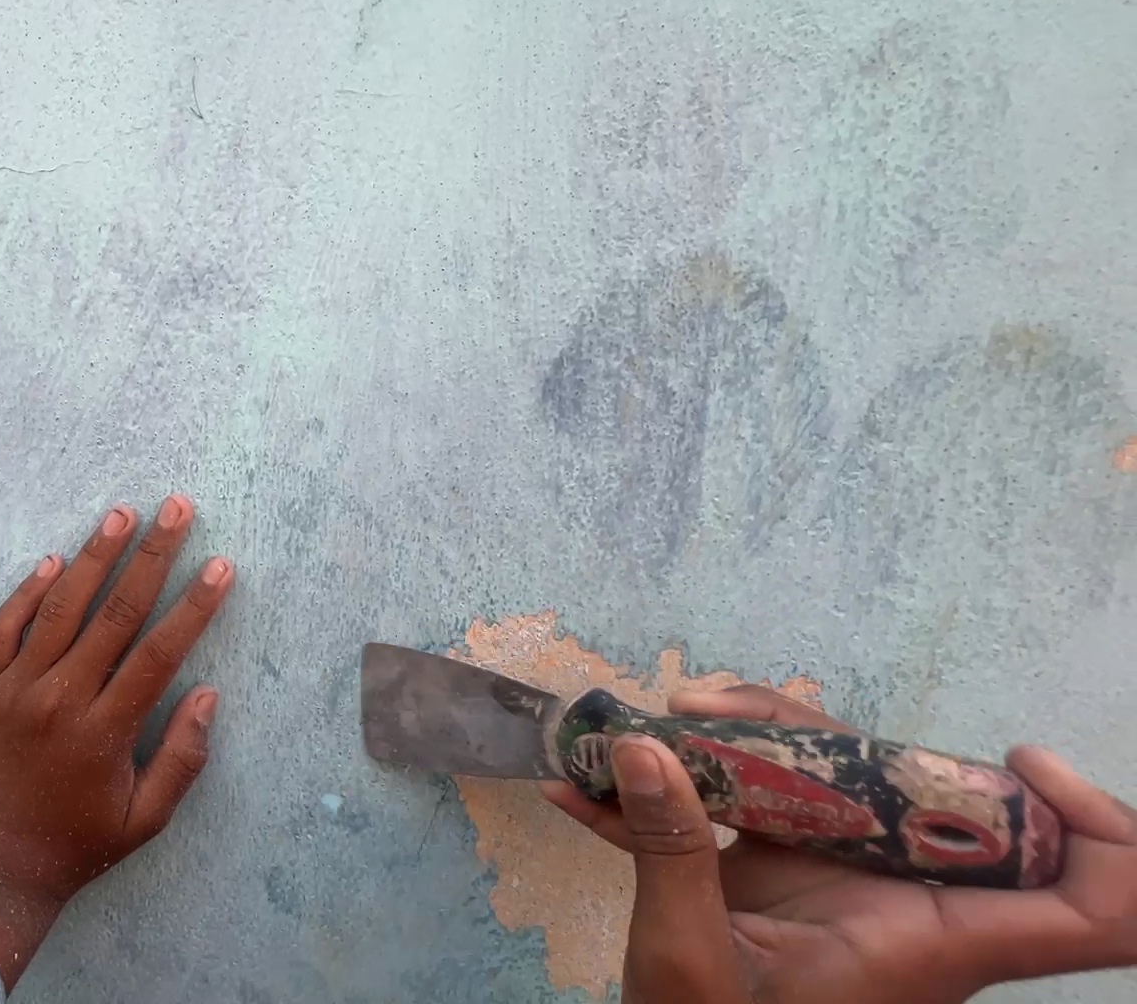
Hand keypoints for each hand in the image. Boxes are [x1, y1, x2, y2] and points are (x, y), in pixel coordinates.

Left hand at [0, 495, 233, 987]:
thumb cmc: (81, 843)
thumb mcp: (146, 818)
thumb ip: (183, 758)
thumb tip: (208, 693)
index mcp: (104, 730)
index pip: (159, 652)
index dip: (194, 605)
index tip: (220, 565)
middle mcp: (61, 698)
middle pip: (115, 613)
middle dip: (152, 555)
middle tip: (176, 509)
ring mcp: (17, 689)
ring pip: (60, 607)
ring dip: (93, 556)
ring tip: (121, 514)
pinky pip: (3, 627)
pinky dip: (27, 591)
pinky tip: (54, 560)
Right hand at [542, 687, 1136, 1003]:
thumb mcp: (689, 956)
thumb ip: (672, 851)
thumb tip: (642, 745)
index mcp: (920, 939)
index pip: (1089, 909)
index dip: (1093, 831)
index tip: (1014, 756)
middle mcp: (888, 897)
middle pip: (895, 789)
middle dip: (800, 730)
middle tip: (696, 709)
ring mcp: (820, 879)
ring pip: (807, 782)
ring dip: (716, 744)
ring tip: (636, 729)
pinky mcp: (762, 872)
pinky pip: (723, 810)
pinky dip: (652, 798)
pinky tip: (581, 791)